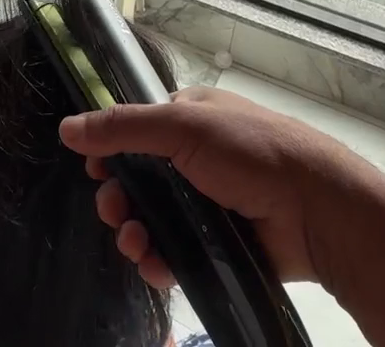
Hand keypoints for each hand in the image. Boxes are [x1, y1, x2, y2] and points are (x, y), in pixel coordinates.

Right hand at [59, 86, 347, 287]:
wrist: (317, 211)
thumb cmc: (249, 150)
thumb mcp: (181, 126)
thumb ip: (122, 128)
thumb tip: (67, 128)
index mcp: (190, 118)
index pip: (136, 131)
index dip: (111, 151)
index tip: (96, 170)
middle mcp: (196, 157)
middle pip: (139, 179)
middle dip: (119, 197)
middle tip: (113, 212)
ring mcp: (208, 202)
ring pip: (154, 218)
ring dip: (135, 231)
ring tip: (134, 244)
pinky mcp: (219, 243)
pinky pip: (176, 251)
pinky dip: (159, 259)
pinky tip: (153, 265)